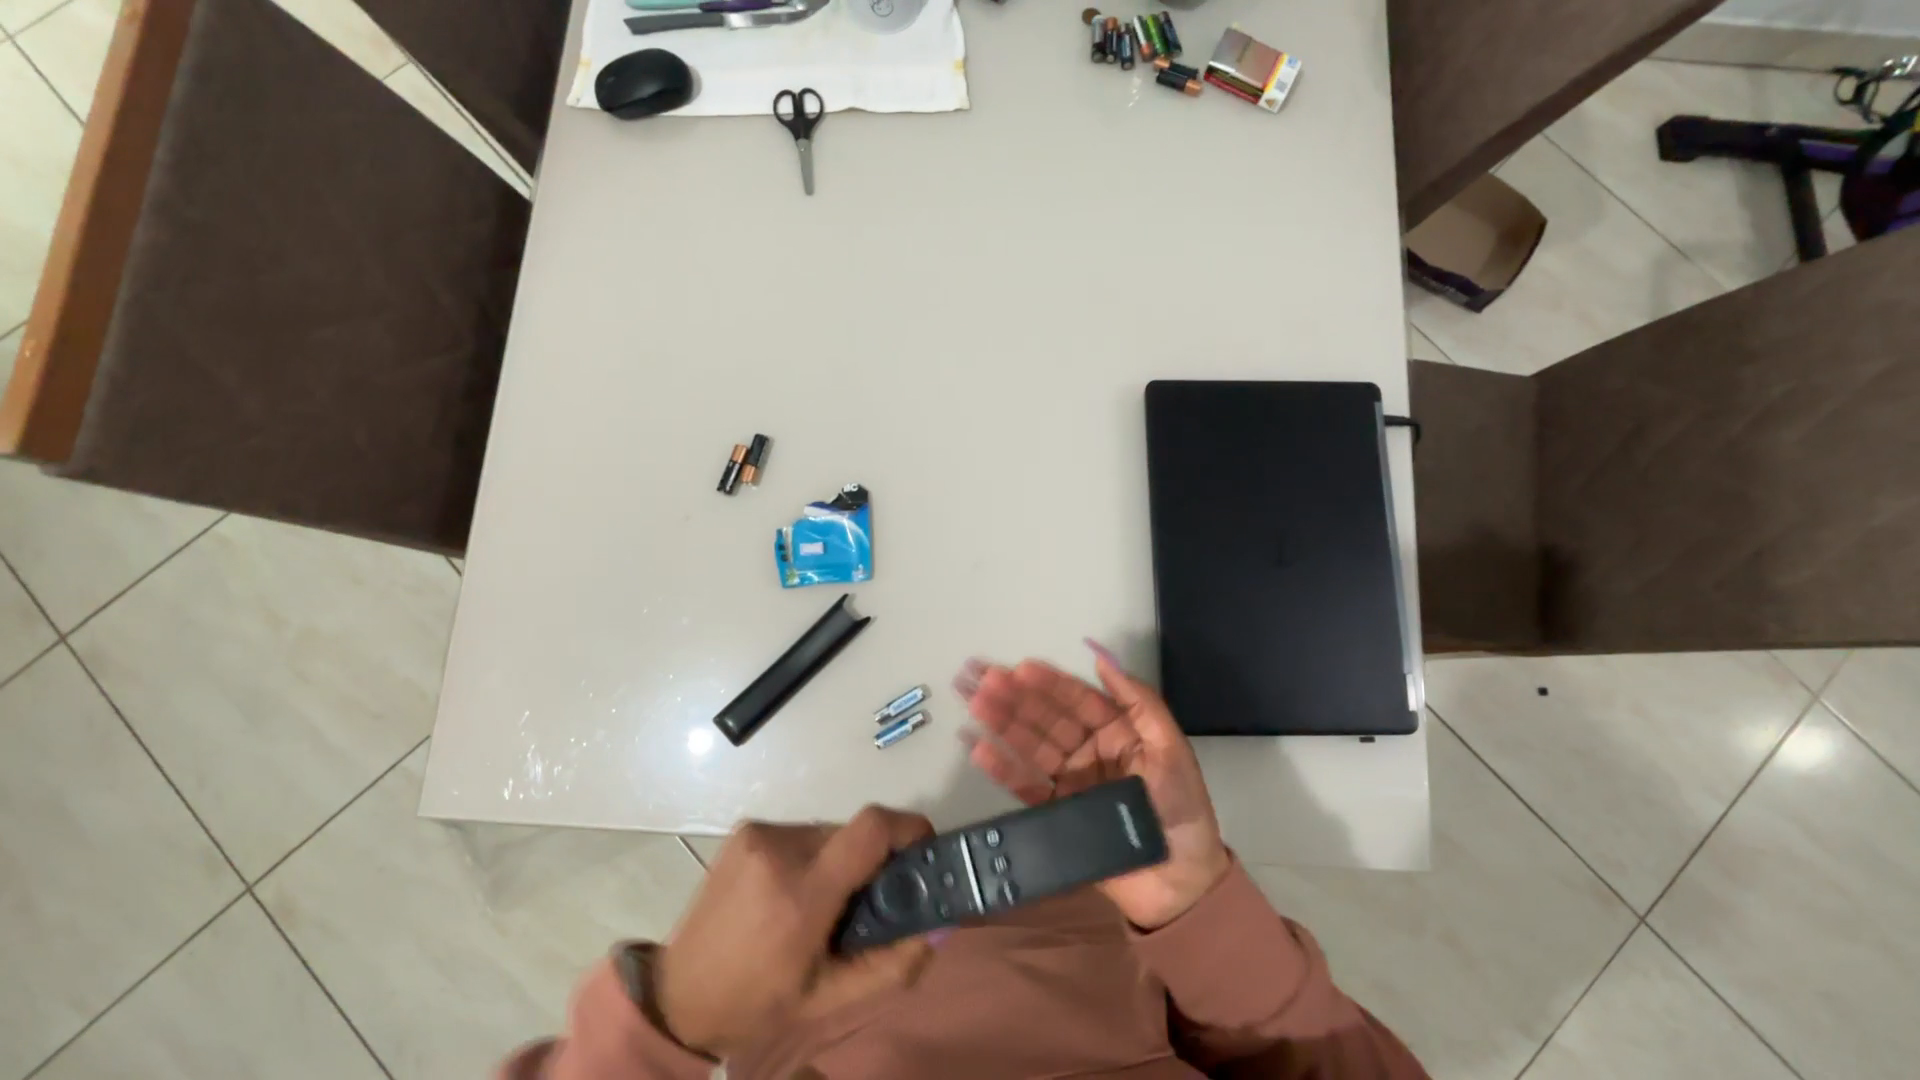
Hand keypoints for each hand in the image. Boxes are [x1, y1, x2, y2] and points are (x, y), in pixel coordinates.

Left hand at [657, 807, 938, 1058]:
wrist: (679, 995)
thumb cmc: (759, 1002)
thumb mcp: (831, 999)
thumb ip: (893, 964)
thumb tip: (939, 925)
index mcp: (803, 895)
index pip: (871, 828)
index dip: (908, 827)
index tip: (924, 848)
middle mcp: (780, 850)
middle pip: (853, 832)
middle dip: (870, 860)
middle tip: (866, 902)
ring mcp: (757, 835)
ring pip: (827, 831)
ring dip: (838, 859)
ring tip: (823, 902)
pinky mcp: (744, 830)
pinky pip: (800, 832)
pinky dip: (810, 855)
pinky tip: (791, 891)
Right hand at [958, 643, 1230, 929]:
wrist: (1177, 883)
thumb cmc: (1180, 808)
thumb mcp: (1170, 748)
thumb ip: (1140, 702)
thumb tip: (1103, 659)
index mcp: (1120, 732)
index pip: (1079, 700)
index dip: (1050, 683)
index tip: (1020, 668)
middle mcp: (1091, 751)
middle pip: (1048, 718)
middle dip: (1016, 697)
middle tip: (983, 677)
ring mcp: (1071, 782)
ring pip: (1031, 745)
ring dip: (1002, 723)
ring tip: (973, 702)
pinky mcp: (1056, 812)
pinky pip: (1025, 785)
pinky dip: (1002, 767)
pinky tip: (978, 747)